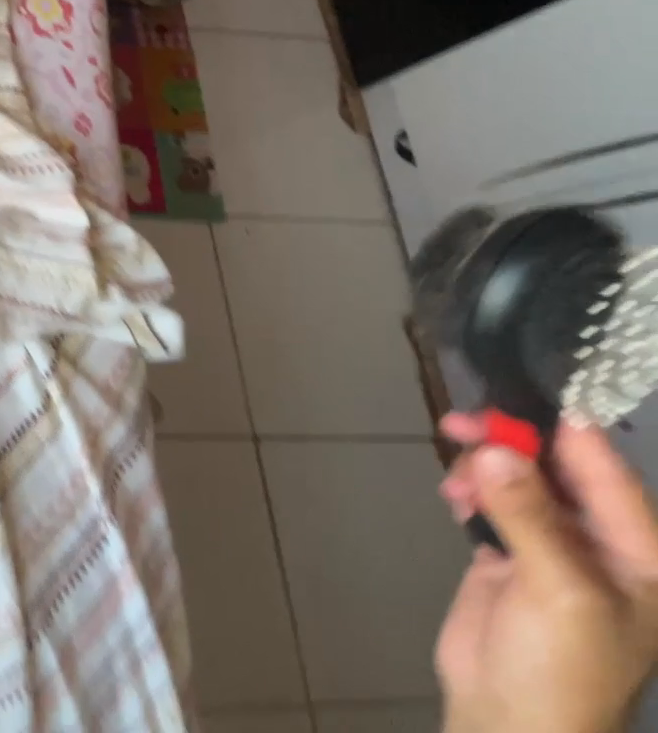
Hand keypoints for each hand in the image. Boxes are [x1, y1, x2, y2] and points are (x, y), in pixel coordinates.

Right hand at [435, 415, 657, 732]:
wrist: (514, 713)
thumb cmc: (562, 659)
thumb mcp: (558, 589)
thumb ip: (529, 518)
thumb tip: (491, 452)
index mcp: (639, 554)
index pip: (608, 478)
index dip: (572, 434)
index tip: (525, 392)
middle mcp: (599, 544)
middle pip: (557, 475)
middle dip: (511, 445)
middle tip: (461, 422)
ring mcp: (549, 550)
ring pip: (517, 486)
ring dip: (483, 470)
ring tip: (453, 472)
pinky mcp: (505, 558)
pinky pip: (489, 507)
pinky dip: (469, 492)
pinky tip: (453, 495)